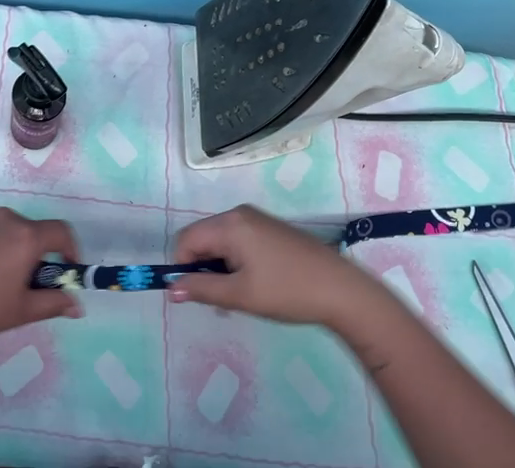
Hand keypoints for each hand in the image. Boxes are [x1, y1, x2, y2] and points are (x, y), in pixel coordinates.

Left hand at [0, 208, 83, 346]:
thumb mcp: (21, 311)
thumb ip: (54, 303)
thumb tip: (77, 306)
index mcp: (25, 236)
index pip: (60, 231)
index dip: (69, 249)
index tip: (65, 269)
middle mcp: (3, 218)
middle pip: (30, 231)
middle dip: (34, 253)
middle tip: (24, 283)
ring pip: (3, 229)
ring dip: (8, 247)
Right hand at [170, 204, 365, 324]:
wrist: (343, 291)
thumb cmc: (288, 292)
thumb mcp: (240, 295)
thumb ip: (201, 289)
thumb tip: (171, 288)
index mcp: (229, 224)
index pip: (186, 240)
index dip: (183, 267)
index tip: (197, 295)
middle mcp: (240, 214)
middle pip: (203, 238)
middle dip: (203, 269)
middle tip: (221, 301)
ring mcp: (257, 220)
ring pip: (221, 242)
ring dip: (220, 268)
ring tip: (240, 298)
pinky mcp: (271, 229)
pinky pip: (239, 241)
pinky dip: (237, 262)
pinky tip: (255, 285)